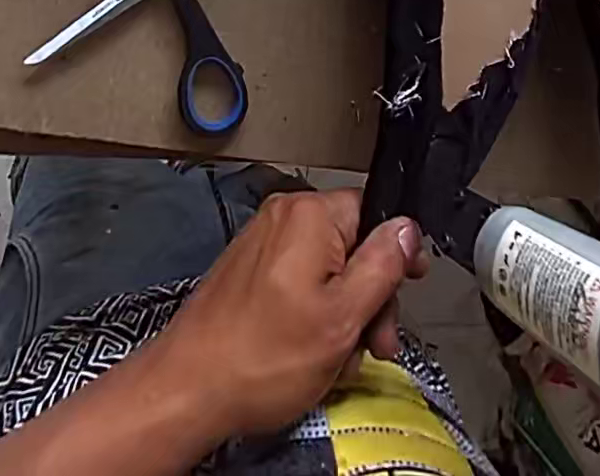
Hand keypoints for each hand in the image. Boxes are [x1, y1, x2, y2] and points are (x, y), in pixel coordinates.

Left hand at [147, 188, 427, 437]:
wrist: (191, 386)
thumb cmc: (261, 355)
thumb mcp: (343, 316)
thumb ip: (382, 265)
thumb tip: (407, 229)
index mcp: (309, 214)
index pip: (372, 212)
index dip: (395, 250)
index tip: (408, 283)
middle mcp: (284, 215)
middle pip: (351, 241)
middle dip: (371, 293)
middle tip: (375, 341)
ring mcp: (264, 238)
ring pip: (328, 265)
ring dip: (345, 309)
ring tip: (340, 356)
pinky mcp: (252, 263)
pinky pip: (301, 275)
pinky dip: (315, 308)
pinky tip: (314, 349)